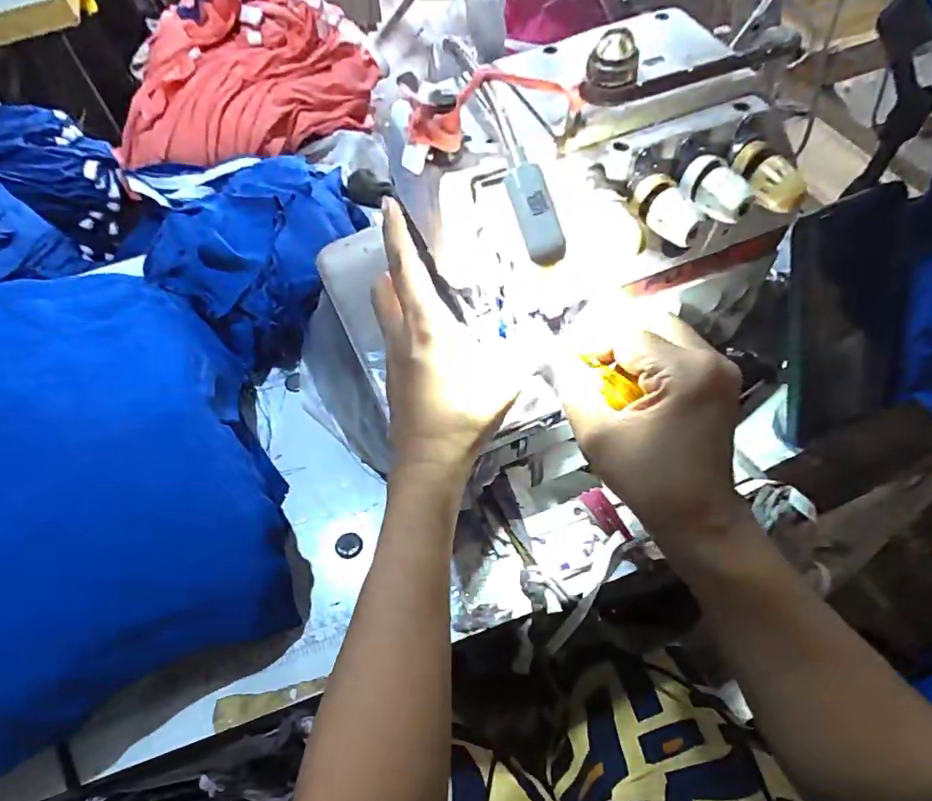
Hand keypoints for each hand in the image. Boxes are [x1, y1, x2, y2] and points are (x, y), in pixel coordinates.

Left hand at [372, 200, 517, 480]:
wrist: (428, 464)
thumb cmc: (463, 419)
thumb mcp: (505, 383)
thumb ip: (526, 353)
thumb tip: (548, 334)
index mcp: (425, 328)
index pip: (404, 269)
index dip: (396, 234)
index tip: (388, 205)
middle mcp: (401, 337)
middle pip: (383, 287)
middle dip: (390, 262)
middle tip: (410, 252)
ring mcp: (393, 360)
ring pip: (384, 312)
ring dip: (394, 293)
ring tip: (421, 289)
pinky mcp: (393, 379)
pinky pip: (393, 337)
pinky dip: (403, 323)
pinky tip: (430, 337)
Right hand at [551, 313, 748, 546]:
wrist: (699, 518)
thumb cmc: (648, 483)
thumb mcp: (599, 437)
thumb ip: (575, 391)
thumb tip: (558, 359)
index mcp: (686, 371)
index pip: (629, 334)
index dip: (591, 342)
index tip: (563, 356)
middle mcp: (711, 360)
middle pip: (653, 325)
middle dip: (614, 339)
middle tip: (584, 362)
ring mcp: (722, 371)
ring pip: (668, 337)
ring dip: (634, 350)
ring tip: (603, 374)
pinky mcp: (721, 384)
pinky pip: (680, 356)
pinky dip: (653, 363)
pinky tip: (630, 385)